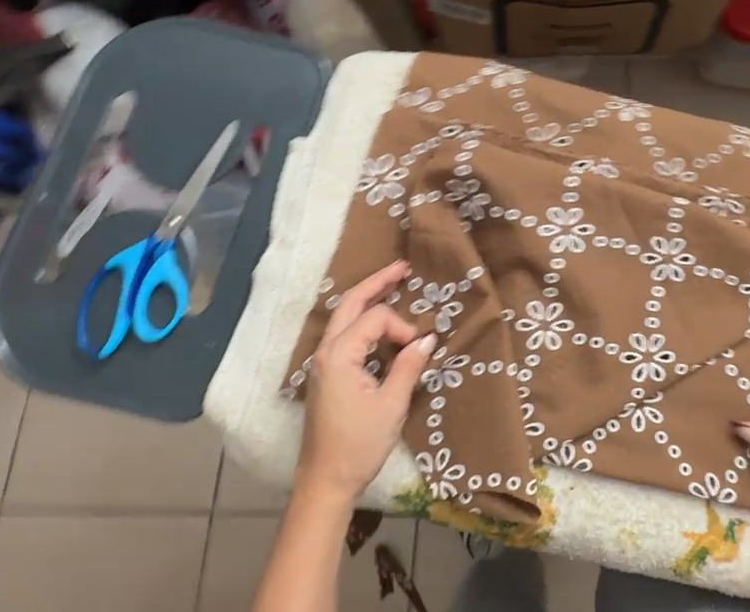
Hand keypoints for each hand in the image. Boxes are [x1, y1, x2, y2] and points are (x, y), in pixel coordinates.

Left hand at [296, 261, 435, 505]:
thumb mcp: (391, 405)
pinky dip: (362, 321)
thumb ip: (408, 366)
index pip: (375, 319)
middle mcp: (326, 352)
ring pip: (343, 317)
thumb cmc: (358, 445)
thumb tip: (427, 338)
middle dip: (376, 283)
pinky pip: (343, 335)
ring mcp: (322, 363)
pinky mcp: (326, 375)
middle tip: (402, 267)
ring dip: (367, 299)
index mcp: (339, 356)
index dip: (402, 327)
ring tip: (393, 285)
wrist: (325, 483)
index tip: (418, 349)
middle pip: (349, 303)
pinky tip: (379, 324)